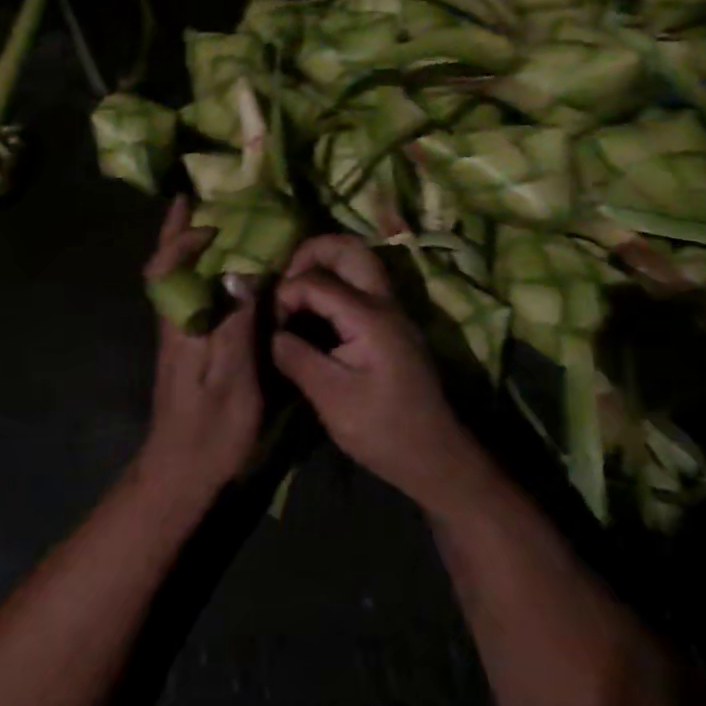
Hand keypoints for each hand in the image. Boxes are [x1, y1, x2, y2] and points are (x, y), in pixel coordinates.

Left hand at [136, 197, 262, 499]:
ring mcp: (177, 338)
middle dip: (177, 234)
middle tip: (196, 204)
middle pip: (166, 268)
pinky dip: (201, 278)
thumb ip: (237, 324)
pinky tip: (224, 279)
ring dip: (187, 252)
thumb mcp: (233, 378)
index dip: (179, 235)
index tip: (197, 210)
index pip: (167, 267)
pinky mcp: (185, 352)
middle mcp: (172, 324)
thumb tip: (243, 273)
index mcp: (180, 325)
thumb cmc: (211, 428)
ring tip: (214, 230)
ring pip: (176, 283)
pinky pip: (190, 300)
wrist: (180, 471)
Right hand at [272, 236, 479, 508]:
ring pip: (359, 262)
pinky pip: (362, 285)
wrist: (435, 456)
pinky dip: (335, 282)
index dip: (285, 294)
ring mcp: (392, 312)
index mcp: (369, 317)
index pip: (315, 281)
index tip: (271, 324)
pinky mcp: (392, 325)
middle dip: (310, 252)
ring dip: (324, 264)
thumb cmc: (383, 429)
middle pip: (349, 248)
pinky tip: (314, 312)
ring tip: (295, 292)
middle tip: (284, 279)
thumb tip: (270, 333)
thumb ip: (295, 357)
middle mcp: (384, 303)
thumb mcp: (330, 397)